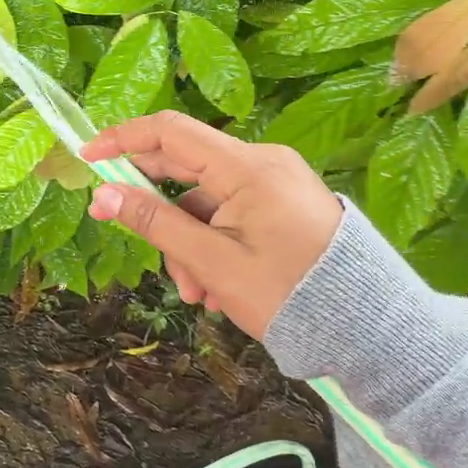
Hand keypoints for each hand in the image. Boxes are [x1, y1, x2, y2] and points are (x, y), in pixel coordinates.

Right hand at [82, 111, 342, 340]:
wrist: (378, 336)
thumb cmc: (291, 296)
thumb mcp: (212, 262)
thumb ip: (153, 222)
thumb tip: (101, 197)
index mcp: (249, 167)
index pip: (169, 131)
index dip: (122, 139)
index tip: (88, 159)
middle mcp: (263, 162)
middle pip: (184, 166)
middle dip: (157, 210)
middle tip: (140, 246)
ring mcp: (276, 182)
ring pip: (204, 199)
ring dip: (186, 240)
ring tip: (197, 294)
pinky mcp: (284, 203)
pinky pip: (229, 211)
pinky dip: (211, 242)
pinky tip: (216, 287)